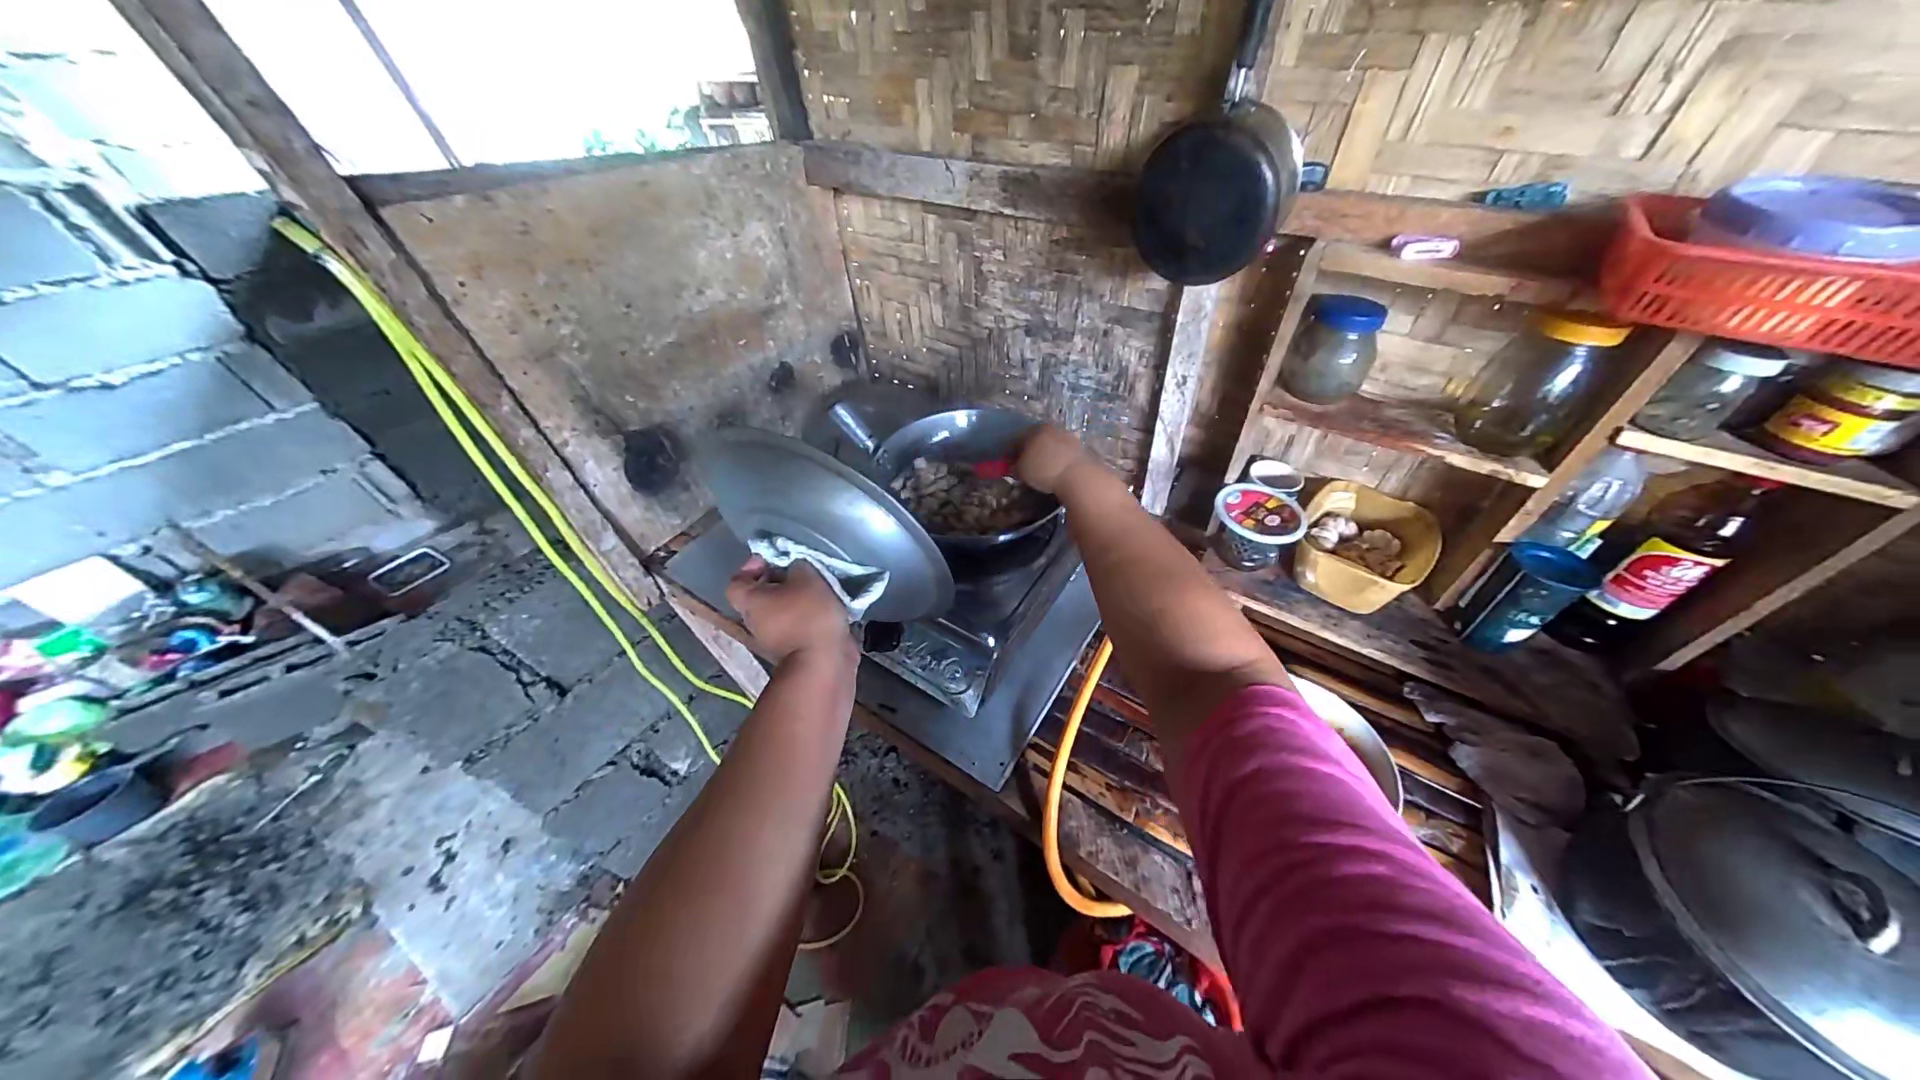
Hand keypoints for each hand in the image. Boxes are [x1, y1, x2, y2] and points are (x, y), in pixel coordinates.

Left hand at [725, 557, 854, 663]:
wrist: (823, 663)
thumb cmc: (809, 614)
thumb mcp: (807, 576)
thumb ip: (797, 565)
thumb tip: (794, 569)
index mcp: (750, 602)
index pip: (737, 581)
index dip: (752, 567)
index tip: (775, 560)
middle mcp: (755, 622)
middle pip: (760, 595)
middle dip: (779, 582)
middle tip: (801, 573)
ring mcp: (773, 640)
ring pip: (781, 611)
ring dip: (797, 601)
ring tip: (819, 590)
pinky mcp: (794, 651)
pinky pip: (797, 625)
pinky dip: (808, 617)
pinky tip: (828, 610)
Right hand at [1014, 424, 1088, 493]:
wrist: (1079, 476)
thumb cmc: (1044, 470)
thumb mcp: (1021, 471)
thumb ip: (1016, 466)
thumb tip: (1016, 466)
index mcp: (1035, 429)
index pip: (1018, 438)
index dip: (1011, 451)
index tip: (1009, 462)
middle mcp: (1052, 429)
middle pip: (1037, 439)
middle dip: (1030, 451)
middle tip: (1026, 466)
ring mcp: (1069, 437)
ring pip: (1052, 445)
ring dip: (1046, 455)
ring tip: (1043, 470)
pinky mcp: (1082, 448)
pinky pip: (1064, 454)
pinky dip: (1059, 461)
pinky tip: (1057, 471)